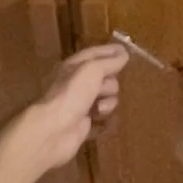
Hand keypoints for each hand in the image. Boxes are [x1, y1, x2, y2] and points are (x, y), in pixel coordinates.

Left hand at [13, 44, 128, 175]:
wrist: (54, 130)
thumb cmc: (72, 94)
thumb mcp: (92, 70)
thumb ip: (109, 62)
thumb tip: (124, 54)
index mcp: (74, 67)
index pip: (95, 54)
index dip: (110, 52)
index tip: (128, 52)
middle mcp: (76, 84)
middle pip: (105, 79)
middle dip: (110, 84)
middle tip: (103, 90)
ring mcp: (80, 106)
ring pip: (106, 100)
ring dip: (108, 104)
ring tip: (99, 110)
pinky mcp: (83, 126)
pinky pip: (103, 122)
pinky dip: (106, 122)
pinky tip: (106, 123)